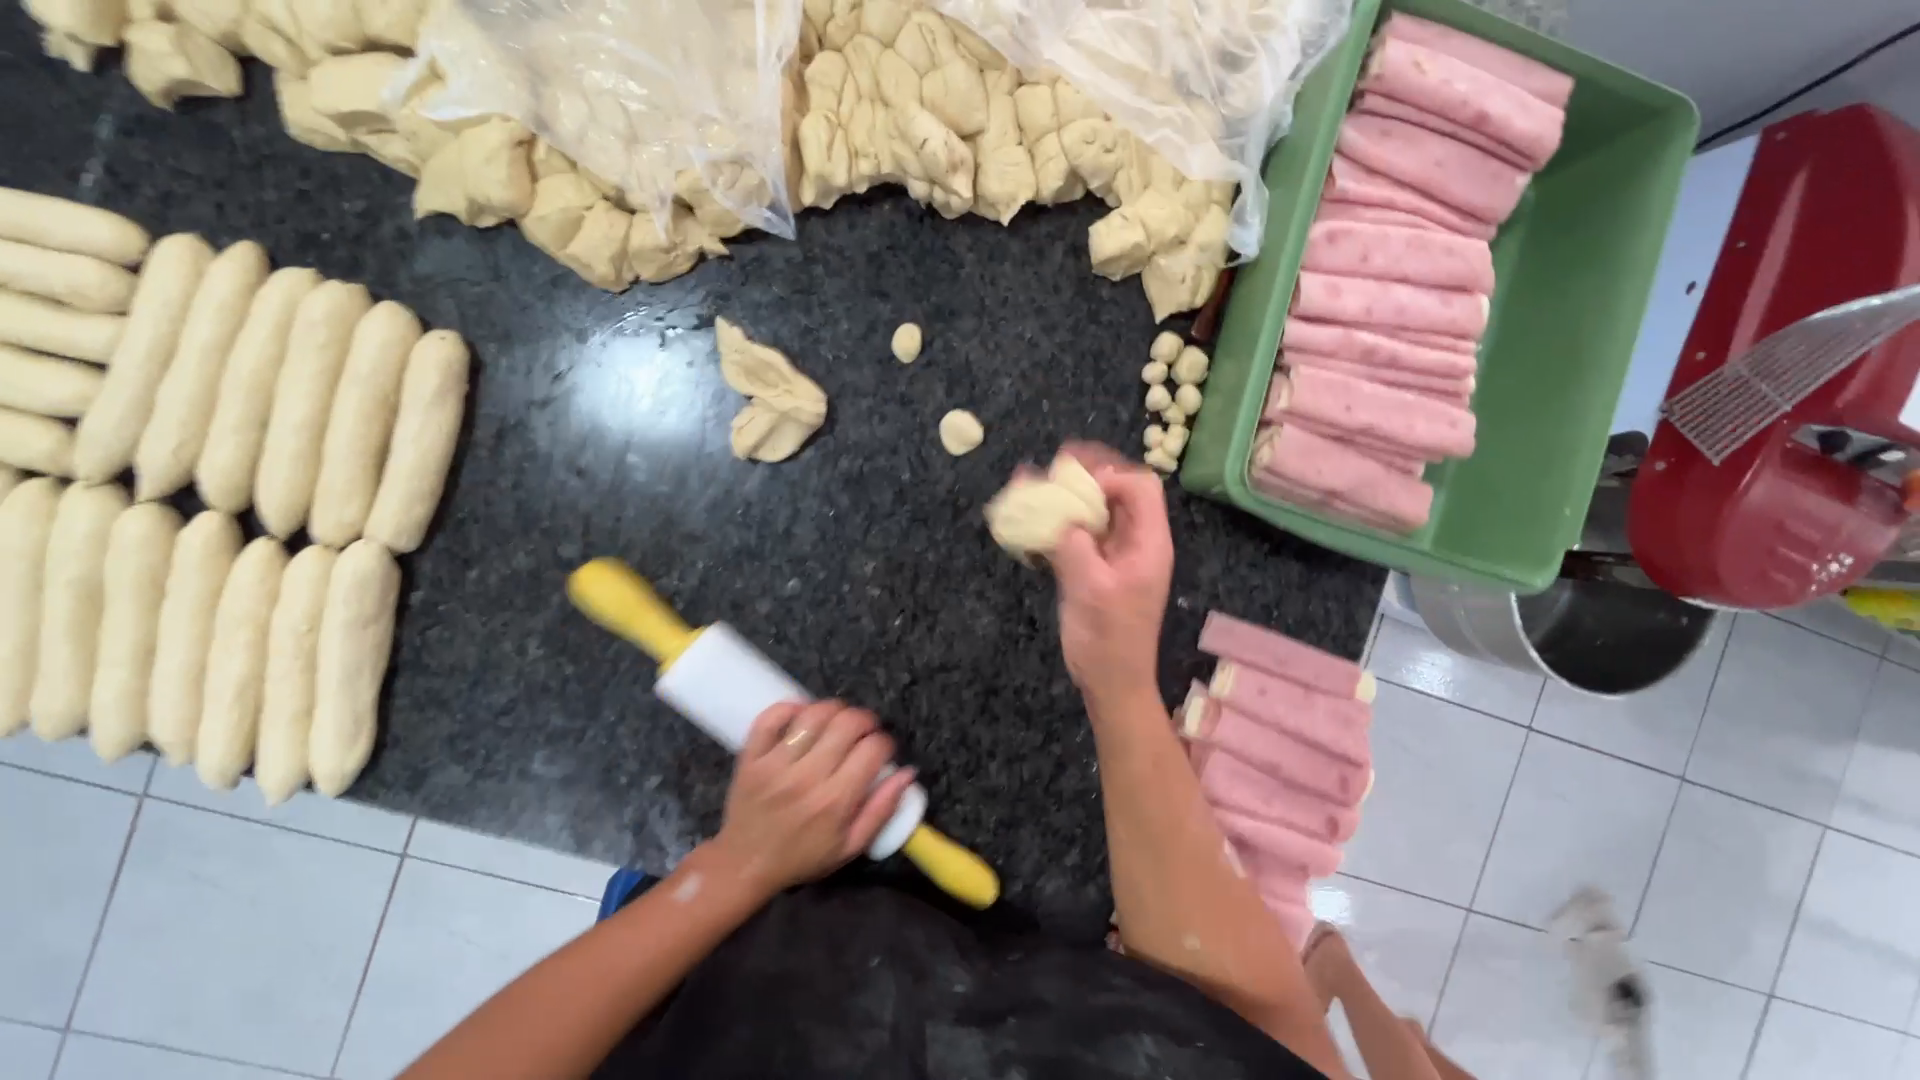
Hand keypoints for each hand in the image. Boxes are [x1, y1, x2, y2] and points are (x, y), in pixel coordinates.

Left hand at [708, 701, 916, 895]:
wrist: (744, 865)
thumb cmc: (802, 857)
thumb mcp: (850, 847)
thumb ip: (882, 810)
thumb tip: (908, 772)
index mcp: (835, 801)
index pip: (873, 750)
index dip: (885, 743)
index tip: (883, 750)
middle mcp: (806, 777)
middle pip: (846, 723)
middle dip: (865, 720)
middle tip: (864, 730)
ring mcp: (775, 764)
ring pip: (813, 714)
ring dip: (833, 709)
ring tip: (837, 721)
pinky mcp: (751, 757)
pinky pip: (770, 717)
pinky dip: (789, 706)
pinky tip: (803, 713)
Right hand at [1047, 442, 1174, 706]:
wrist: (1110, 681)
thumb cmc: (1109, 638)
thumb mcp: (1091, 589)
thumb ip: (1075, 545)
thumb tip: (1058, 515)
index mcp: (1149, 543)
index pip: (1140, 488)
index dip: (1111, 476)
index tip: (1076, 487)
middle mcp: (1135, 542)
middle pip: (1118, 491)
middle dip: (1088, 474)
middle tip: (1056, 463)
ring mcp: (1114, 555)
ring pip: (1096, 510)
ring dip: (1068, 495)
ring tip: (1036, 481)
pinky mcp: (1093, 568)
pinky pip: (1078, 533)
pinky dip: (1058, 521)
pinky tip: (1031, 515)